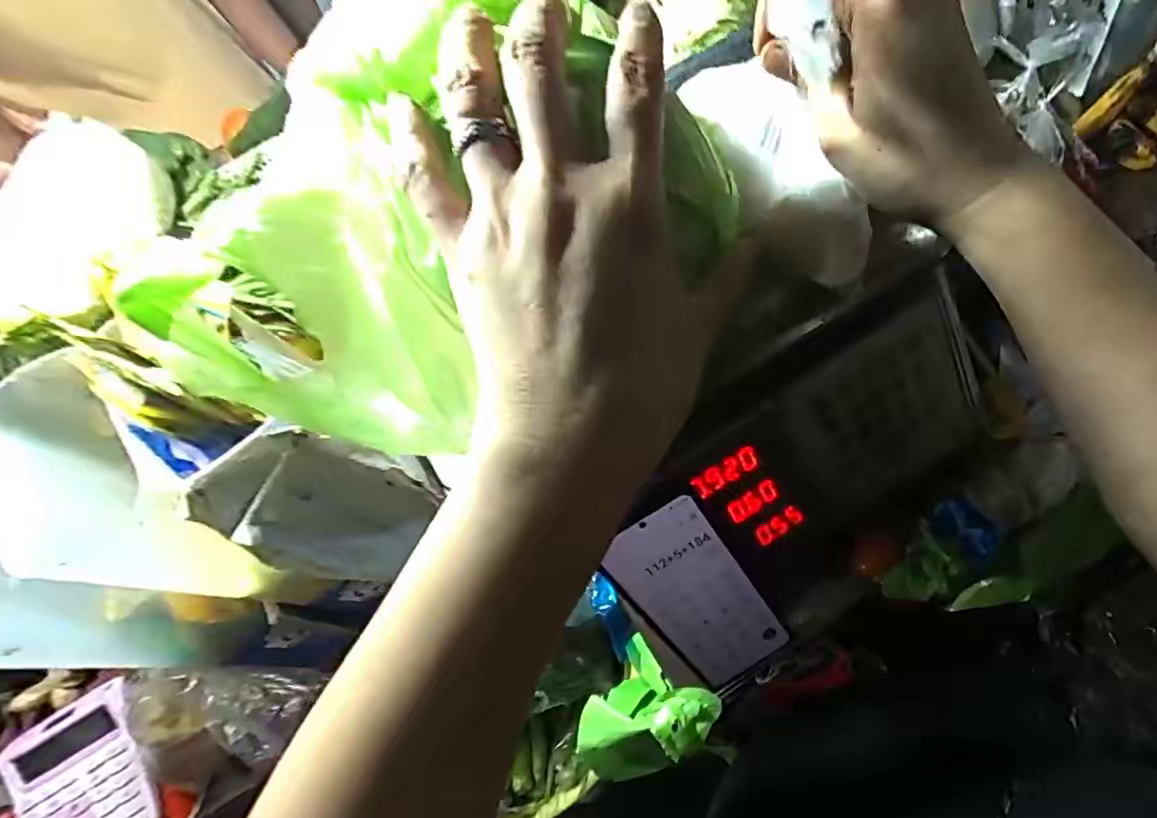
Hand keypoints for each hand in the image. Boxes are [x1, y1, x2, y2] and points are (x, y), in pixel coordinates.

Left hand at [404, 0, 736, 471]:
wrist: (570, 435)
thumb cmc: (645, 387)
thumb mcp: (698, 330)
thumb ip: (726, 278)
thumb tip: (760, 243)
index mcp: (630, 205)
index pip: (638, 95)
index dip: (640, 38)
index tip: (637, 5)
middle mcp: (562, 190)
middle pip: (541, 75)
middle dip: (541, 18)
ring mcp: (504, 215)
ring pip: (473, 108)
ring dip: (468, 53)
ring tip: (466, 20)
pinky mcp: (463, 250)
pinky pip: (425, 180)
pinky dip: (406, 139)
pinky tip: (396, 107)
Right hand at [754, 0, 1030, 229]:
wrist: (978, 178)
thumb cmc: (906, 165)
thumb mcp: (837, 133)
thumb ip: (803, 78)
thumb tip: (775, 51)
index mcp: (879, 1)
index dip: (779, 11)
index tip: (771, 55)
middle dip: (804, 14)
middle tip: (793, 61)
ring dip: (830, 21)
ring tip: (823, 69)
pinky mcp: (940, 9)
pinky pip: (883, 4)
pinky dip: (857, 24)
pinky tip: (852, 64)